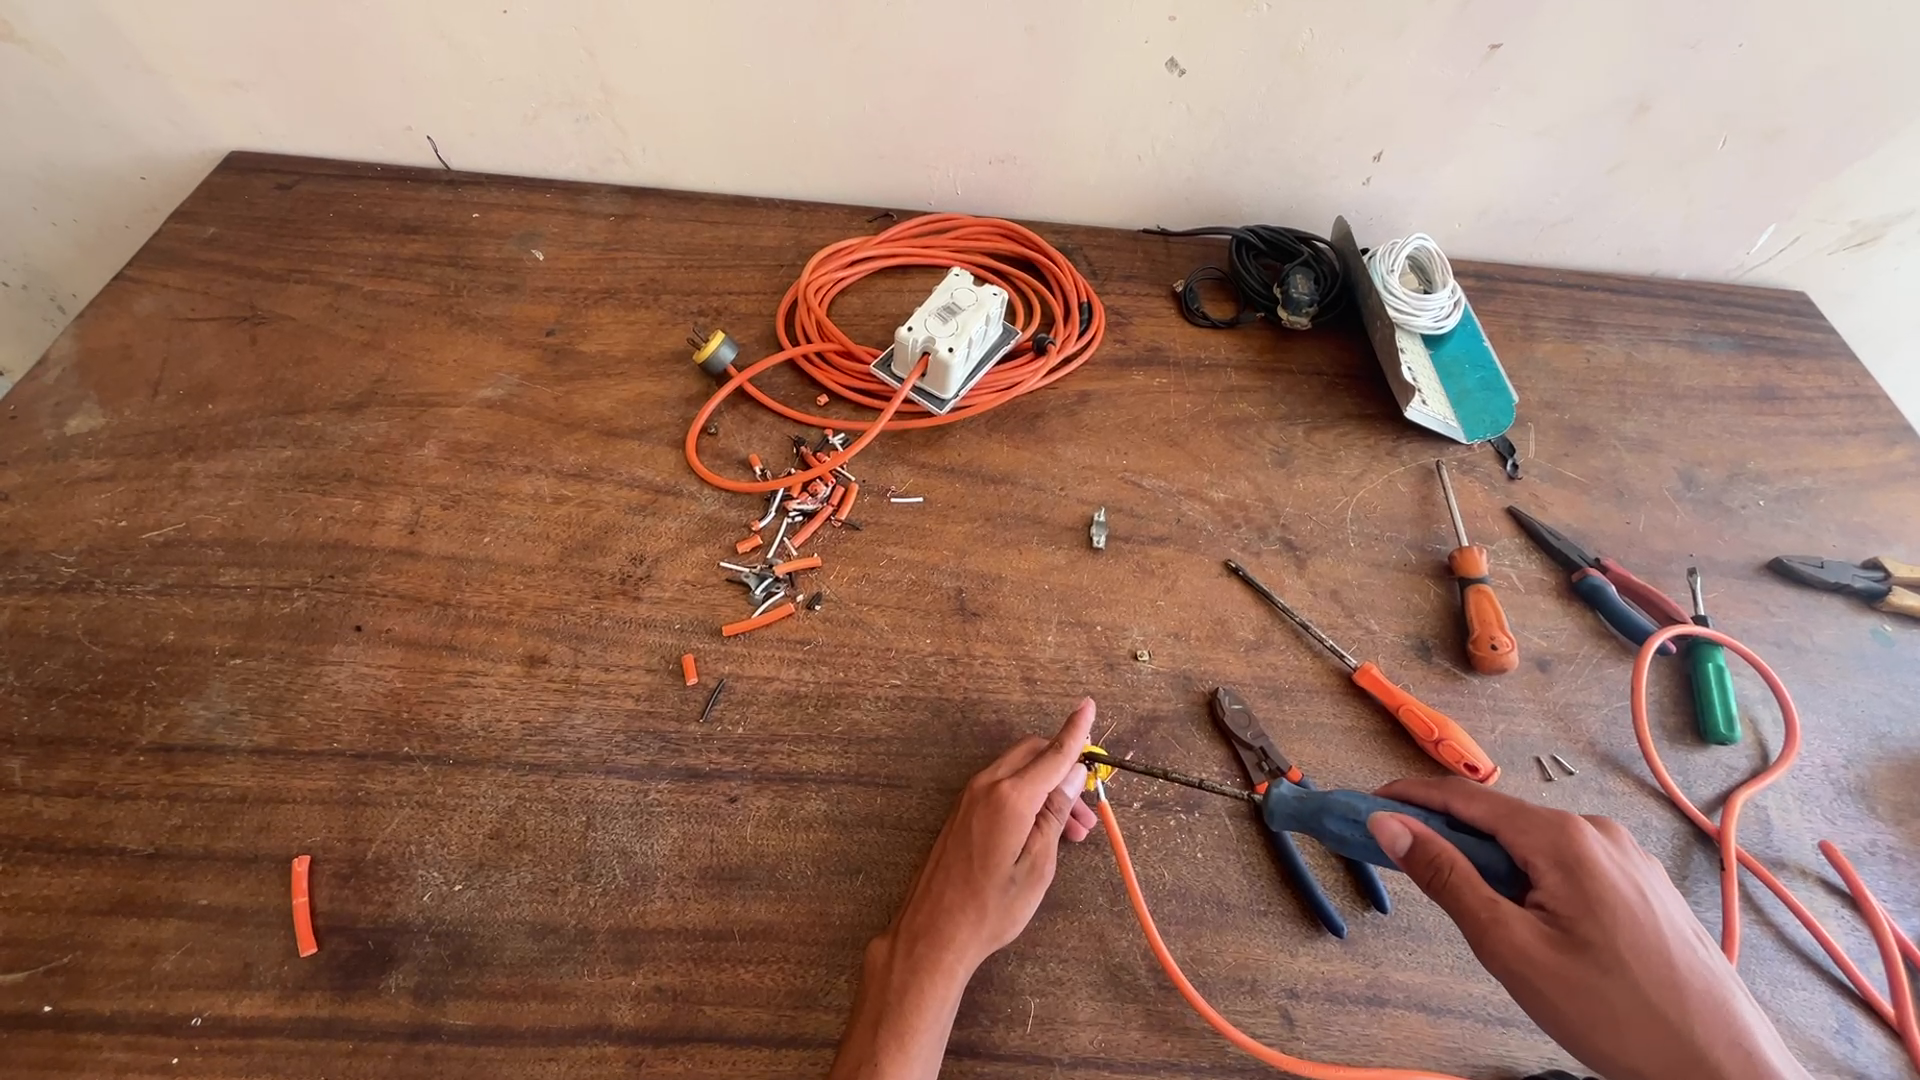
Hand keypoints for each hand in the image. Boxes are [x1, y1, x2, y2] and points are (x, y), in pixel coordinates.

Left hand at [828, 698, 1099, 1079]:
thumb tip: (1072, 774)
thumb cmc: (992, 907)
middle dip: (1065, 770)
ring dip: (1048, 787)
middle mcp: (987, 785)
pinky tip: (1042, 829)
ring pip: (1019, 771)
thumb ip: (1055, 814)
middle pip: (1033, 754)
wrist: (935, 930)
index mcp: (1010, 796)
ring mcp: (971, 795)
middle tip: (1088, 812)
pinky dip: (1028, 795)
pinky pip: (1003, 786)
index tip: (1089, 705)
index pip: (1052, 754)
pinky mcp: (963, 809)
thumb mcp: (1037, 865)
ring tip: (1074, 832)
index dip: (1075, 731)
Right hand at [1367, 778, 1809, 1079]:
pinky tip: (1531, 919)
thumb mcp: (1508, 946)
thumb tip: (1385, 821)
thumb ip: (1443, 876)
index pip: (1463, 797)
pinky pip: (1565, 862)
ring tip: (1477, 909)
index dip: (1408, 796)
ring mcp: (1627, 855)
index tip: (1363, 803)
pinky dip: (1528, 875)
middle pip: (1498, 820)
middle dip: (1448, 836)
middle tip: (1410, 867)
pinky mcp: (1644, 883)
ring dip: (1490, 861)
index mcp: (1562, 836)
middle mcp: (1596, 830)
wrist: (1729, 1077)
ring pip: (1531, 843)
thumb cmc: (1610, 1013)